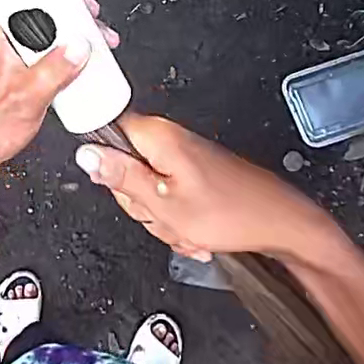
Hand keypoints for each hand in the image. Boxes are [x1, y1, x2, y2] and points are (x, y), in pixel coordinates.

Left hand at [0, 0, 118, 176]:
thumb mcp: (27, 98)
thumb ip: (57, 70)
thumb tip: (80, 45)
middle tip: (82, 4)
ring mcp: (5, 42)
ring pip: (38, 13)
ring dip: (67, 17)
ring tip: (92, 28)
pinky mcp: (17, 55)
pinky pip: (42, 33)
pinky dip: (64, 35)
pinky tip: (83, 47)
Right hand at [73, 113, 345, 263]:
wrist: (277, 222)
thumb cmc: (233, 212)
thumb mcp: (164, 204)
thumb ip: (121, 177)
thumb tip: (86, 155)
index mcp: (157, 136)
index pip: (104, 135)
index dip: (107, 168)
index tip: (125, 188)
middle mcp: (168, 137)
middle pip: (123, 168)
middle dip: (139, 201)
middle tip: (163, 213)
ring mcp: (181, 154)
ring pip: (145, 188)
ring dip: (161, 215)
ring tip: (185, 223)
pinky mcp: (192, 170)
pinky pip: (167, 194)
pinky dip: (177, 216)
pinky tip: (194, 227)